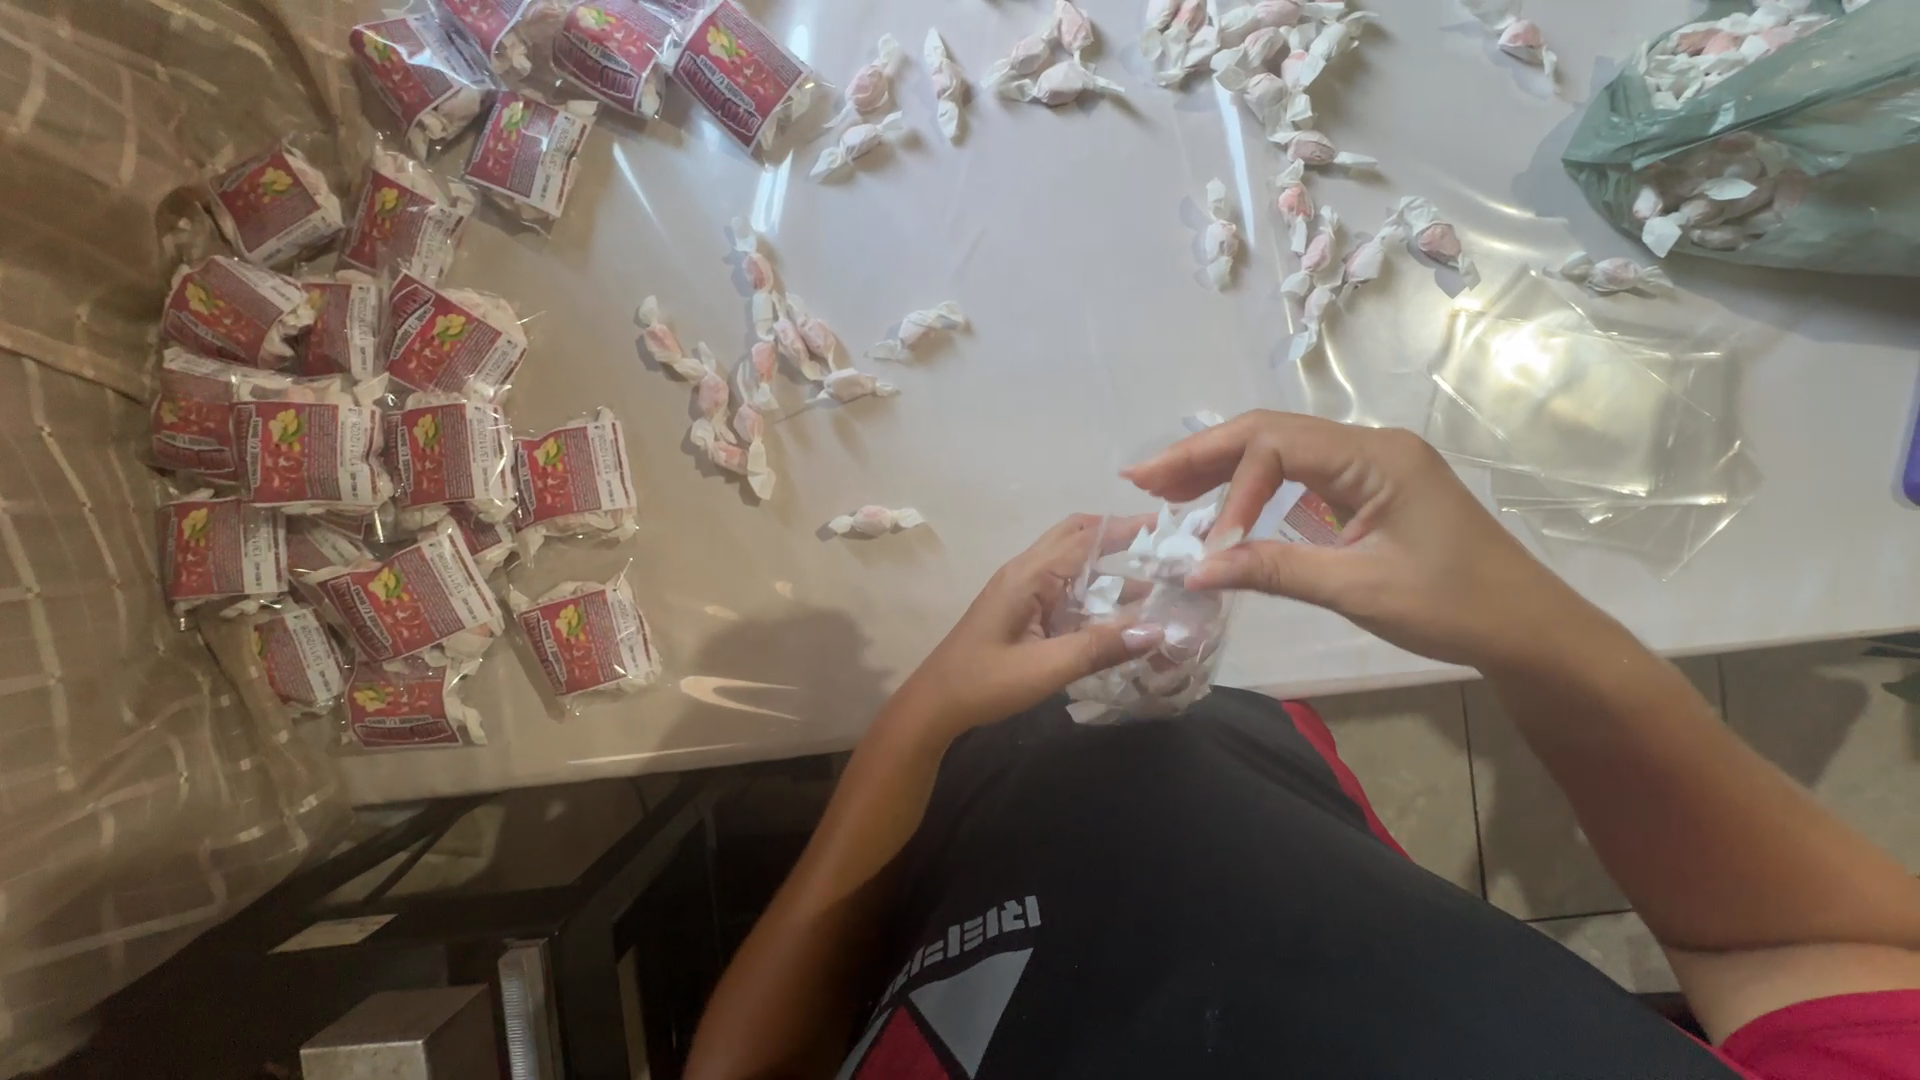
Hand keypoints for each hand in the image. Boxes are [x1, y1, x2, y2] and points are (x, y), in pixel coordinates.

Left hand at [890, 515, 1164, 736]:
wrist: (936, 704)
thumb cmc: (985, 682)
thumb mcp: (1046, 668)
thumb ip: (1101, 647)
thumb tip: (1159, 630)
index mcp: (1029, 576)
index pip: (1085, 536)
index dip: (1127, 528)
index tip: (1169, 525)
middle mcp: (1026, 573)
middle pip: (1077, 537)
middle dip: (1120, 537)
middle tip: (1165, 548)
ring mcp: (1023, 592)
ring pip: (1073, 565)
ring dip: (1110, 569)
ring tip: (1159, 581)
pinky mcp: (1023, 612)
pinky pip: (1065, 590)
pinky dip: (1095, 592)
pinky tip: (1123, 614)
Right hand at [1122, 411, 1606, 672]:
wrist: (1527, 630)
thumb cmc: (1454, 606)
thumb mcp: (1357, 588)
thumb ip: (1273, 569)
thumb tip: (1195, 571)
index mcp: (1374, 456)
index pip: (1276, 446)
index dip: (1231, 490)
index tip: (1208, 547)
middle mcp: (1367, 445)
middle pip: (1268, 433)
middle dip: (1202, 455)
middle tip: (1142, 480)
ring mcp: (1367, 465)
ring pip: (1278, 450)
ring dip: (1220, 467)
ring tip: (1163, 488)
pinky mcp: (1365, 489)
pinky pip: (1296, 474)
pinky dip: (1251, 487)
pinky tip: (1218, 504)